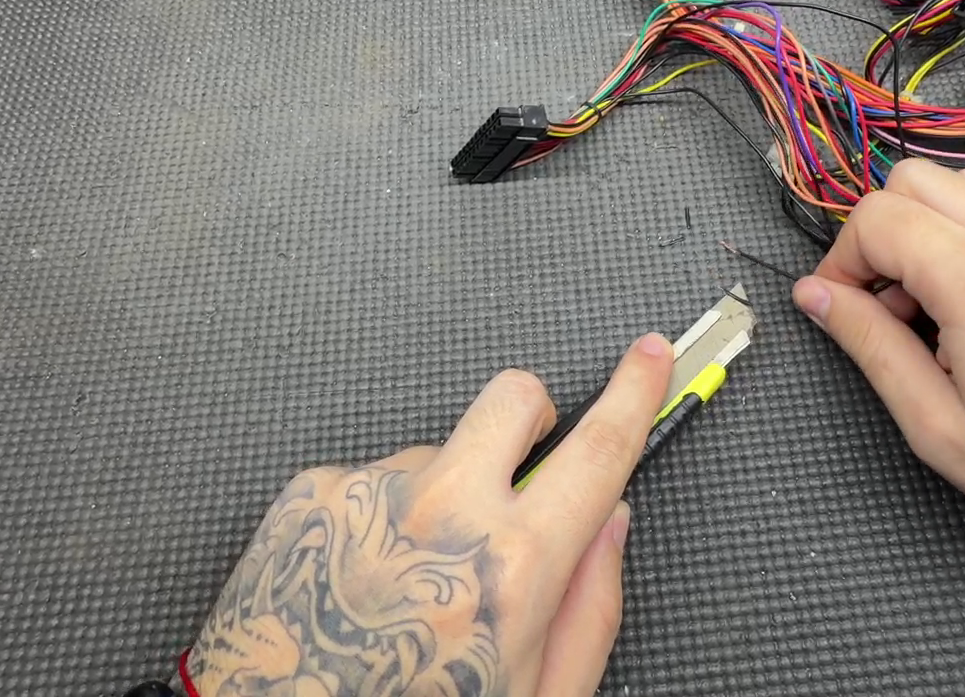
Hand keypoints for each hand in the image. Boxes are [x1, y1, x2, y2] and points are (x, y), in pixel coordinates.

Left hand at [186, 334, 673, 696]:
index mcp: (508, 568)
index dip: (635, 392)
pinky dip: (382, 516)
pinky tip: (361, 580)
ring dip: (441, 495)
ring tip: (409, 580)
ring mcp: (372, 490)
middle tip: (519, 467)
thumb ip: (590, 608)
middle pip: (515, 395)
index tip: (649, 356)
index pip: (598, 449)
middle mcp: (440, 511)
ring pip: (439, 449)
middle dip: (533, 415)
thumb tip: (610, 523)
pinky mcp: (314, 490)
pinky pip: (376, 477)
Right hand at [792, 159, 964, 629]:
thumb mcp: (941, 431)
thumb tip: (815, 295)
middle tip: (892, 298)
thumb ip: (868, 346)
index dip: (841, 257)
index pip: (875, 219)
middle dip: (882, 231)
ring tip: (948, 289)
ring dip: (938, 221)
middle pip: (915, 179)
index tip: (844, 301)